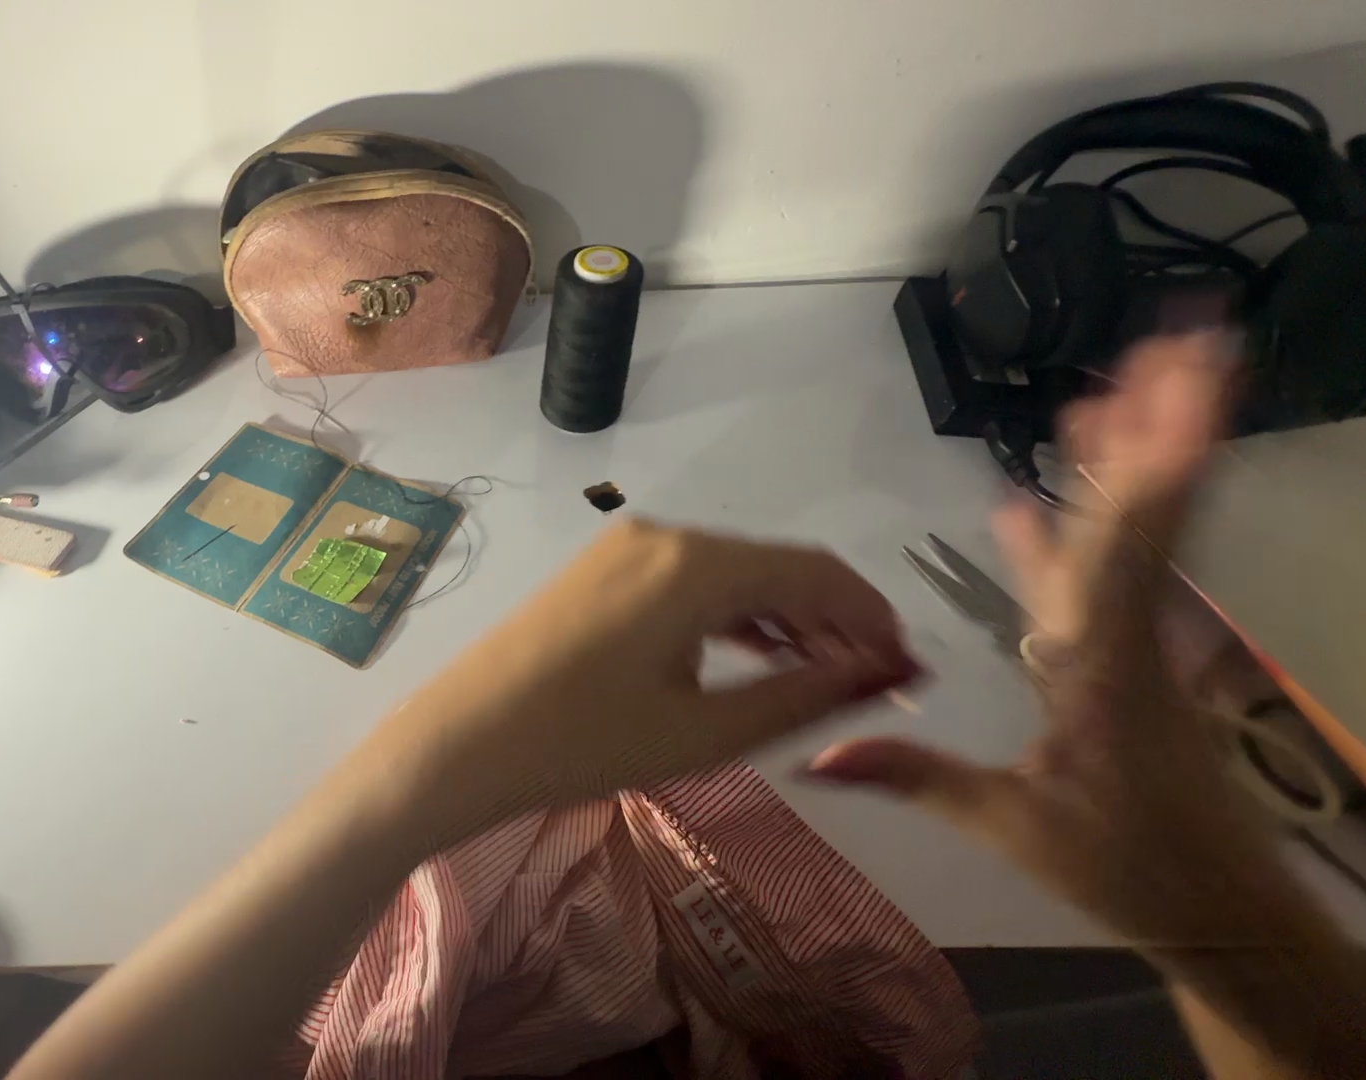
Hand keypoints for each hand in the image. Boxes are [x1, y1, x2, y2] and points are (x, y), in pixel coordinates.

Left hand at [365, 522, 921, 842]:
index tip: (903, 669)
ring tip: (814, 676)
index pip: (814, 571)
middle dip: (826, 619)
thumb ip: (801, 695)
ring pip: (726, 573)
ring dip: (776, 617)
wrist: (462, 740)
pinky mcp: (597, 569)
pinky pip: (683, 581)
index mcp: (693, 563)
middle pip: (770, 567)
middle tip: (866, 683)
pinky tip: (745, 654)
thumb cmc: (581, 743)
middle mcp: (660, 535)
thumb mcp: (704, 731)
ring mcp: (621, 548)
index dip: (869, 617)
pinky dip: (725, 614)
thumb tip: (880, 672)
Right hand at [806, 334, 1314, 946]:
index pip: (1121, 560)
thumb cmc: (1121, 867)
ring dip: (1123, 466)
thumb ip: (916, 778)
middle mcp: (1129, 639)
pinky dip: (1067, 535)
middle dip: (1154, 434)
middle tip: (1174, 348)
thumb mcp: (1011, 827)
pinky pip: (1092, 580)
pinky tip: (1030, 502)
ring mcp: (1129, 644)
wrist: (1217, 912)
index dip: (1139, 477)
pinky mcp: (1116, 656)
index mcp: (1106, 671)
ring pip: (1127, 542)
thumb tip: (814, 753)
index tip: (1165, 401)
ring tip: (1109, 394)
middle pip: (1143, 525)